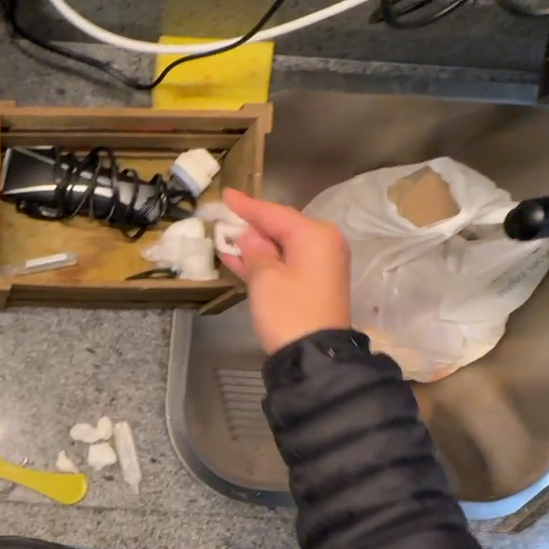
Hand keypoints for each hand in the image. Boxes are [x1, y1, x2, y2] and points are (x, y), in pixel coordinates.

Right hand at [219, 189, 353, 351]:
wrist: (313, 354)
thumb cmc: (288, 312)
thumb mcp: (264, 279)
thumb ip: (255, 251)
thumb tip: (249, 236)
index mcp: (314, 235)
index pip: (274, 213)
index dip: (247, 206)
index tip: (226, 194)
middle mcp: (323, 244)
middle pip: (281, 228)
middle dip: (252, 226)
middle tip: (225, 219)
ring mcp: (321, 265)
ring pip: (282, 247)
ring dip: (255, 246)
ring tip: (226, 240)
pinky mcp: (315, 284)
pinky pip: (287, 263)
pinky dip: (265, 262)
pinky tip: (240, 260)